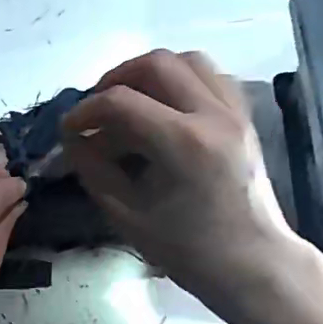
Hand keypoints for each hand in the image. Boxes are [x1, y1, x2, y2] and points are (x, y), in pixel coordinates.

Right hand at [62, 49, 316, 316]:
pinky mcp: (244, 117)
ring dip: (150, 73)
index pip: (120, 102)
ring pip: (187, 60)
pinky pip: (211, 76)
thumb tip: (74, 139)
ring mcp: (234, 112)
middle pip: (156, 64)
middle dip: (115, 80)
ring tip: (129, 101)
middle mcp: (212, 115)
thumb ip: (94, 169)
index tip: (69, 130)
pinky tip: (164, 107)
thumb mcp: (127, 215)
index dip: (85, 111)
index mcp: (183, 143)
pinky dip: (182, 80)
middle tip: (96, 108)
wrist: (254, 264)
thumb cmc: (189, 250)